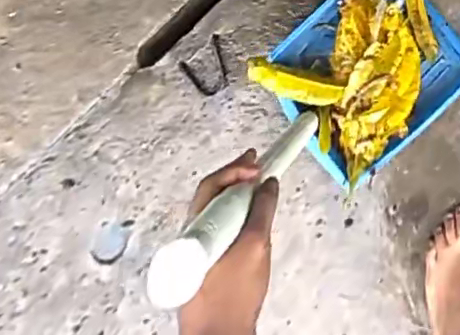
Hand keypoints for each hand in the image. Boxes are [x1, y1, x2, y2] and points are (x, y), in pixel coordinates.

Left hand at [179, 149, 280, 334]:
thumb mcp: (256, 246)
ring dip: (237, 193)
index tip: (258, 163)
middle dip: (236, 176)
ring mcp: (196, 248)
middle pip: (212, 194)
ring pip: (215, 209)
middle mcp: (191, 234)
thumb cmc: (235, 294)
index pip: (212, 185)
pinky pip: (218, 225)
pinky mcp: (204, 260)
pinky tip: (250, 214)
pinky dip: (235, 212)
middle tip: (258, 164)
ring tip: (258, 185)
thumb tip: (268, 182)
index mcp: (197, 228)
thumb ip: (263, 210)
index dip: (236, 169)